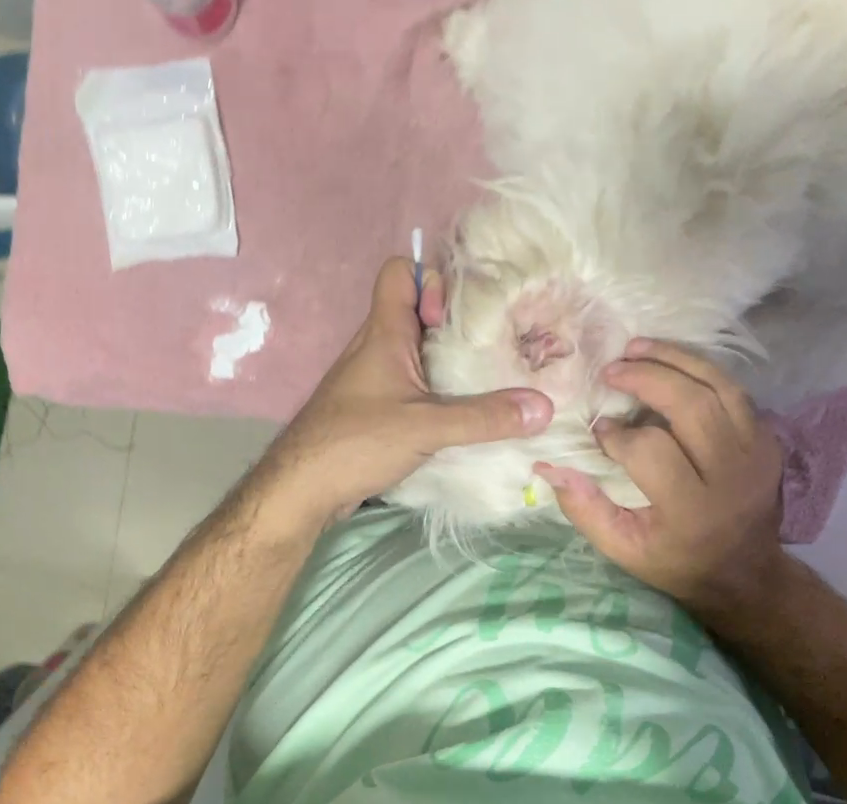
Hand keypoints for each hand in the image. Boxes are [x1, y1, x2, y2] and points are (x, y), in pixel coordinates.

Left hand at [255, 257, 554, 525]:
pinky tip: (463, 415)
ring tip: (491, 377)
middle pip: (417, 312)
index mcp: (383, 333)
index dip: (429, 278)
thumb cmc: (355, 442)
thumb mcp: (426, 426)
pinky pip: (412, 386)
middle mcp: (376, 348)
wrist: (302, 488)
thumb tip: (544, 407)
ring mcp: (373, 381)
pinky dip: (436, 392)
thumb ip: (484, 417)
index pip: (398, 272)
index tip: (457, 312)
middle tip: (496, 343)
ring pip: (417, 353)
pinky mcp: (374, 411)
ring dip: (449, 361)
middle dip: (456, 322)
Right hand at [533, 340, 784, 608]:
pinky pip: (734, 391)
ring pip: (718, 386)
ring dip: (676, 359)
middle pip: (692, 405)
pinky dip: (700, 371)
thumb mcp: (623, 549)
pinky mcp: (768, 439)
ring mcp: (757, 453)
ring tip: (638, 348)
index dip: (618, 435)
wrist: (745, 573)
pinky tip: (670, 364)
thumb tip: (549, 467)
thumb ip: (586, 509)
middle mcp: (730, 475)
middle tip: (611, 370)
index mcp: (691, 509)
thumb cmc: (675, 561)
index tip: (598, 432)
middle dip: (647, 378)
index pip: (651, 451)